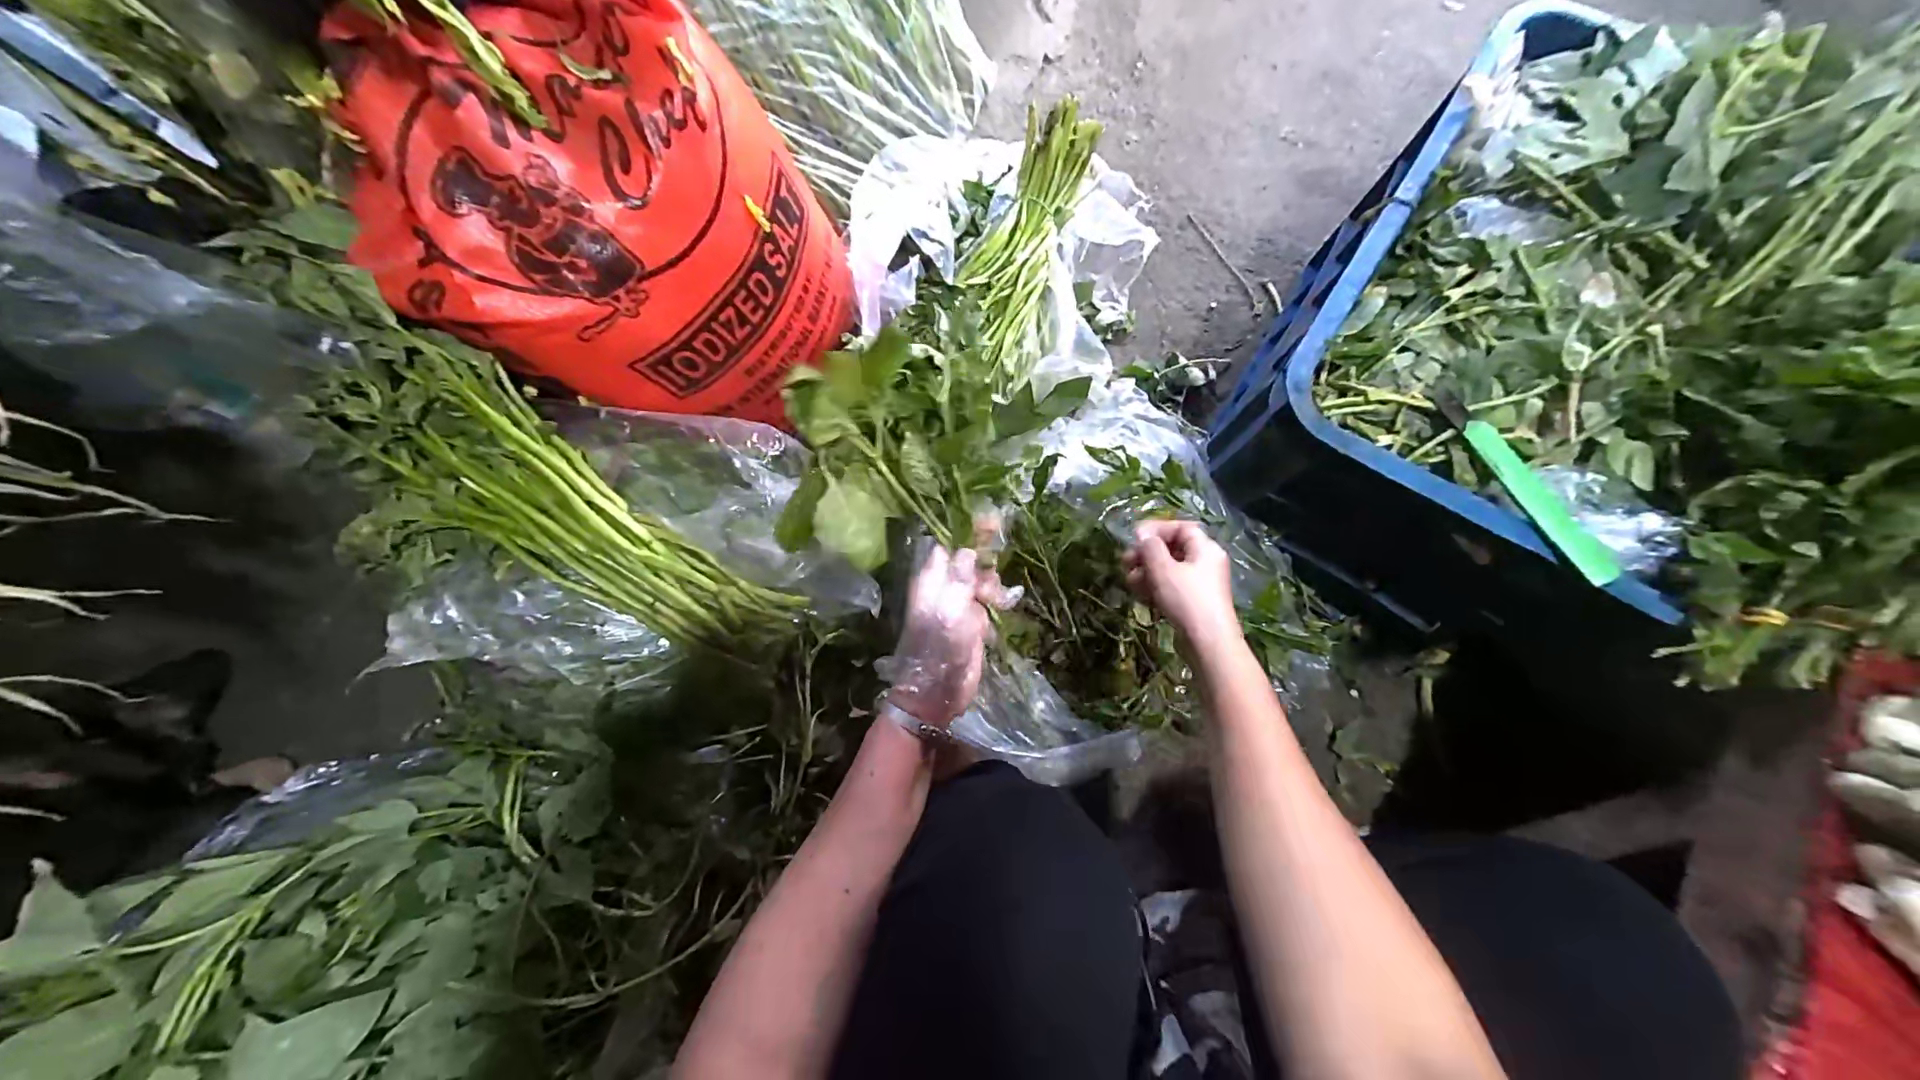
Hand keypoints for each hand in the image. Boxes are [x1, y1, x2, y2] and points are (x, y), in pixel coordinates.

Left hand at [877, 544, 1010, 728]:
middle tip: (1002, 558)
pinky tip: (1004, 608)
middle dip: (987, 557)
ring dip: (994, 583)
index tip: (992, 522)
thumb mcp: (949, 614)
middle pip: (967, 558)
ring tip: (1001, 600)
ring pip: (980, 578)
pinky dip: (997, 600)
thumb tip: (967, 550)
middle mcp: (943, 588)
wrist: (936, 695)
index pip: (947, 544)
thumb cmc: (937, 653)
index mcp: (931, 581)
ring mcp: (957, 604)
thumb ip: (958, 581)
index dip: (967, 532)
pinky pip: (987, 599)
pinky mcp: (971, 621)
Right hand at [1123, 520, 1239, 651]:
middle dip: (1146, 554)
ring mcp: (1200, 583)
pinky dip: (1155, 587)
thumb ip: (1150, 547)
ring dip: (1146, 572)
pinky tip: (1141, 595)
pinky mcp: (1193, 601)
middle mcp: (1205, 562)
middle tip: (1126, 562)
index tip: (1135, 537)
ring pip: (1169, 569)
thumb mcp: (1163, 568)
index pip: (1180, 528)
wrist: (1208, 641)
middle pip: (1172, 548)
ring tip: (1130, 581)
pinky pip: (1171, 586)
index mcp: (1205, 548)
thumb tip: (1144, 536)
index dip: (1156, 529)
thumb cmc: (1186, 599)